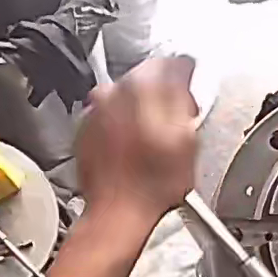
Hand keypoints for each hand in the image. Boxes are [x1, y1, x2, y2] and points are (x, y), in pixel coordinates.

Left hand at [78, 56, 199, 227]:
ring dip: (143, 111)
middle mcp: (113, 93)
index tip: (192, 90)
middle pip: (146, 79)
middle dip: (164, 96)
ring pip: (126, 98)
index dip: (188, 77)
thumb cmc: (151, 186)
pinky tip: (135, 150)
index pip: (171, 63)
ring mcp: (96, 112)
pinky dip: (123, 127)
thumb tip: (183, 74)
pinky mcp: (86, 132)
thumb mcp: (187, 140)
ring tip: (155, 140)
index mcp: (142, 88)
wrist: (118, 213)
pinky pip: (110, 119)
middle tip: (178, 121)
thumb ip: (184, 99)